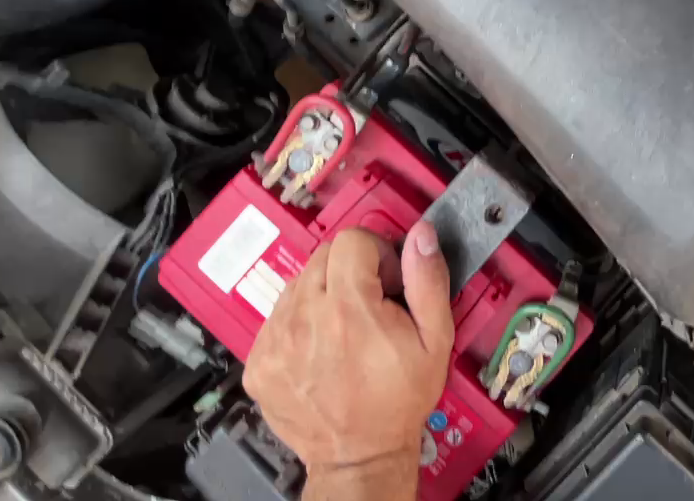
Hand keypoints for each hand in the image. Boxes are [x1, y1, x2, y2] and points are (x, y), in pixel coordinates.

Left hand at [244, 223, 453, 498]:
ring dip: (324, 292)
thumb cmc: (401, 397)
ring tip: (344, 326)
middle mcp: (303, 319)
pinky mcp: (258, 362)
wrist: (359, 458)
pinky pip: (278, 314)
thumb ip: (428, 279)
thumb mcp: (436, 338)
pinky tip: (321, 345)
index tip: (387, 283)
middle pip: (323, 255)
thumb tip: (420, 234)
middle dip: (351, 268)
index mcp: (348, 309)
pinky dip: (301, 319)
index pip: (351, 240)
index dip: (377, 253)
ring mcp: (273, 342)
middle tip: (369, 303)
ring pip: (299, 282)